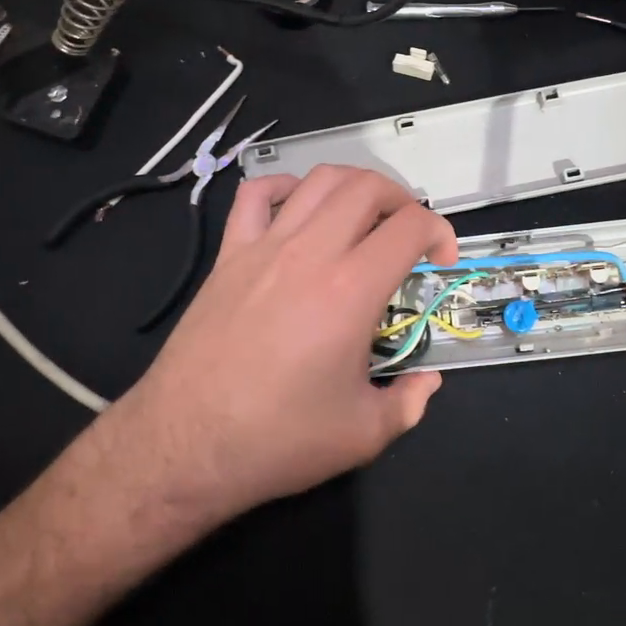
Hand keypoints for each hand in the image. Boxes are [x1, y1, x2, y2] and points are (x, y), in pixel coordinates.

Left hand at [112, 166, 456, 522]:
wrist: (185, 445)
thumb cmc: (277, 440)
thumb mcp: (363, 434)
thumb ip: (409, 403)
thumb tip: (428, 384)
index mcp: (351, 290)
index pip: (410, 226)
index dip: (440, 233)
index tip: (440, 263)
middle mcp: (310, 252)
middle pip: (367, 187)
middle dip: (402, 200)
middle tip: (409, 235)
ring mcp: (264, 247)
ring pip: (318, 180)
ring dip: (353, 185)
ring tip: (365, 215)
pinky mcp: (228, 255)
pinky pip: (255, 195)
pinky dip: (284, 187)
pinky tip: (298, 208)